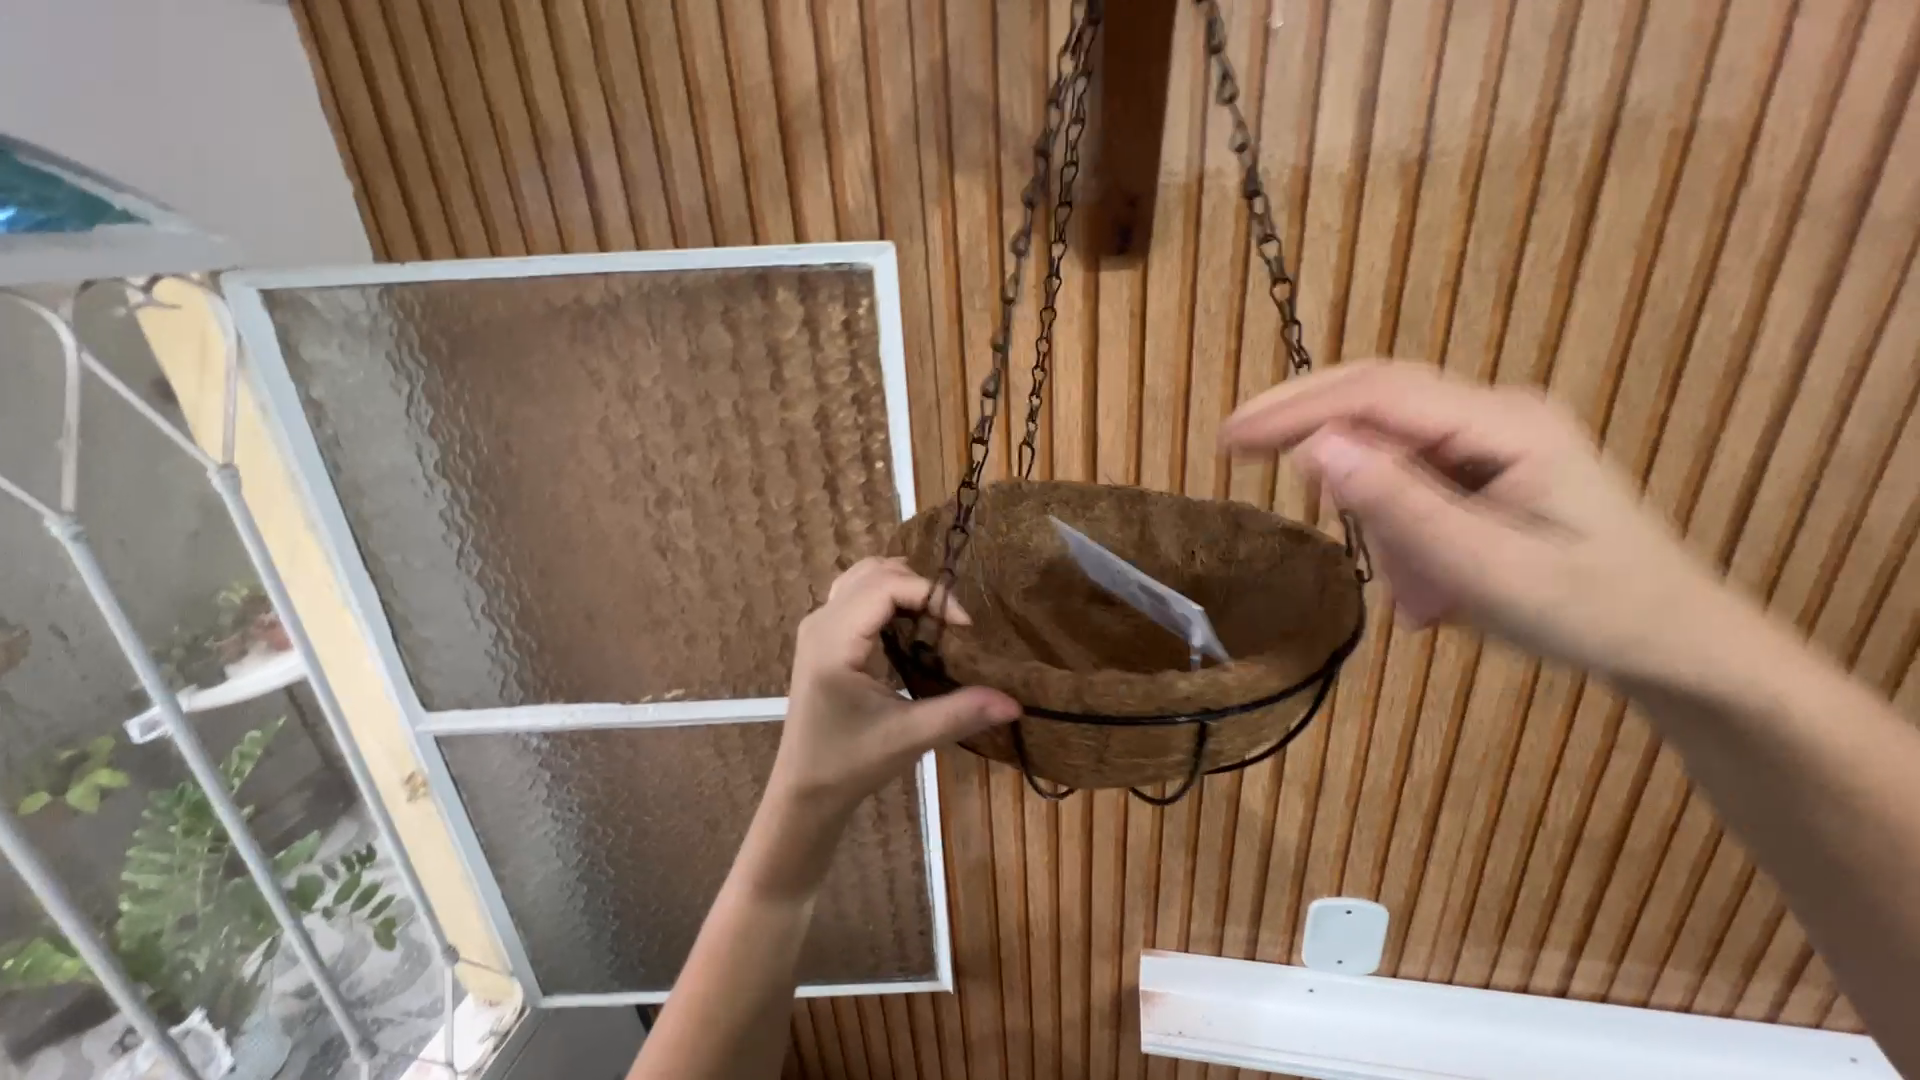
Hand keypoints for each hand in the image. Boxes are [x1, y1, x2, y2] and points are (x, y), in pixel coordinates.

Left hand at [771, 557, 1021, 814]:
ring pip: (865, 577)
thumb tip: (1014, 702)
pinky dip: (889, 597)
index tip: (965, 627)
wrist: (804, 790)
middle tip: (952, 624)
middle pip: (876, 572)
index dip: (932, 595)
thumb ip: (960, 713)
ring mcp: (818, 626)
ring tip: (934, 621)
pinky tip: (911, 628)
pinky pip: (857, 594)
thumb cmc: (849, 763)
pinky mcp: (823, 636)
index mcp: (833, 639)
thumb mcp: (908, 738)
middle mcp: (820, 621)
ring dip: (905, 588)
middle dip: (922, 588)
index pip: (886, 585)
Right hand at [1222, 361, 1744, 684]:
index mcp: (1505, 424)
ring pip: (1389, 446)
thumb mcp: (1490, 569)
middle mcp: (1496, 414)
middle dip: (1306, 428)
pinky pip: (1412, 478)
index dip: (1294, 408)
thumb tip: (1315, 448)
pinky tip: (1424, 585)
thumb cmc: (1595, 612)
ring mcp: (1494, 438)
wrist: (1679, 642)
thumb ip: (1401, 506)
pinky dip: (1394, 525)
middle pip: (1375, 400)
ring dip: (1373, 513)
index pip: (1375, 394)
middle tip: (1237, 451)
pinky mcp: (1487, 467)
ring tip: (1417, 595)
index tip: (1228, 437)